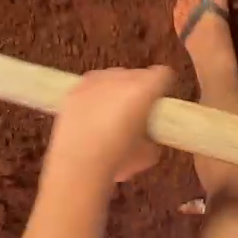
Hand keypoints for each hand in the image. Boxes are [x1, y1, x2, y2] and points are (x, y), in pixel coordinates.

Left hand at [43, 66, 174, 188]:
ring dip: (115, 92)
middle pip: (136, 75)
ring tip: (111, 117)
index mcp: (145, 89)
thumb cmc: (118, 157)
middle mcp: (121, 78)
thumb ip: (152, 138)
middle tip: (135, 114)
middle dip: (138, 90)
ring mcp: (95, 81)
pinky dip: (93, 98)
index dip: (162, 88)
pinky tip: (91, 119)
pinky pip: (90, 88)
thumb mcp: (148, 154)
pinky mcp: (74, 90)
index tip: (159, 103)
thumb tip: (147, 138)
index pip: (163, 75)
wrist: (80, 163)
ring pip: (112, 78)